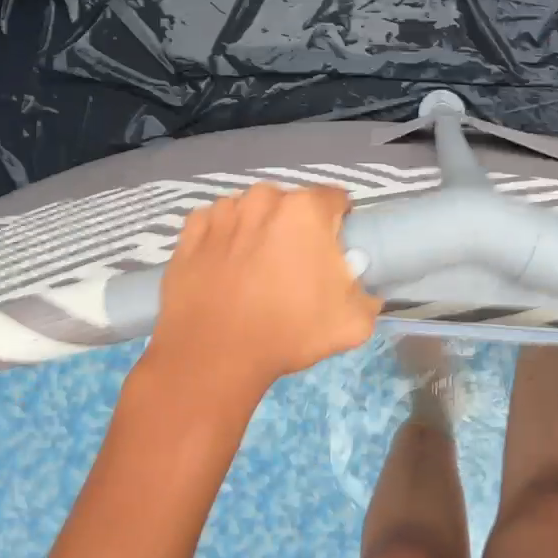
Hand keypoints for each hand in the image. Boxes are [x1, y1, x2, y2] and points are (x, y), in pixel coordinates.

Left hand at [150, 183, 382, 395]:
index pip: (336, 200)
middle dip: (297, 227)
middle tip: (295, 267)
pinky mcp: (190, 233)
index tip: (333, 252)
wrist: (213, 357)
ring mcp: (223, 213)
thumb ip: (368, 297)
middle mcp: (264, 199)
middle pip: (291, 205)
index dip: (338, 225)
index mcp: (307, 210)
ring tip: (256, 270)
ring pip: (252, 212)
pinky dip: (224, 240)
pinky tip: (226, 269)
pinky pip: (216, 225)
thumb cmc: (288, 332)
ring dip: (259, 231)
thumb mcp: (353, 323)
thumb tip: (362, 290)